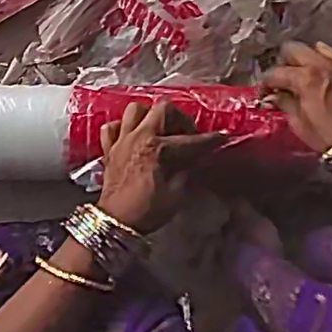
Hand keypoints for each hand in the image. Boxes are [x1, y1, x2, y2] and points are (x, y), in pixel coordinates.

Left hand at [97, 100, 221, 232]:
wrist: (115, 222)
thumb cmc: (148, 210)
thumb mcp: (176, 193)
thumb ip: (188, 170)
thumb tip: (200, 158)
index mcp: (158, 148)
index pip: (189, 140)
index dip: (209, 140)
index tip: (222, 137)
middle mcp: (139, 136)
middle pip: (162, 109)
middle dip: (179, 118)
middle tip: (186, 133)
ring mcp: (121, 140)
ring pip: (135, 110)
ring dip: (149, 116)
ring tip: (158, 130)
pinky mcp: (109, 148)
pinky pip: (112, 127)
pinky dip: (123, 128)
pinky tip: (132, 137)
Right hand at [261, 41, 331, 150]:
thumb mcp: (299, 125)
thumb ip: (286, 104)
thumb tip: (276, 98)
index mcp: (305, 78)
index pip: (276, 73)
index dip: (266, 83)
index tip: (266, 92)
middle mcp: (325, 66)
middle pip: (295, 49)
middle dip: (285, 63)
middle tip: (284, 79)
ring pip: (323, 48)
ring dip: (313, 58)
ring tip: (310, 72)